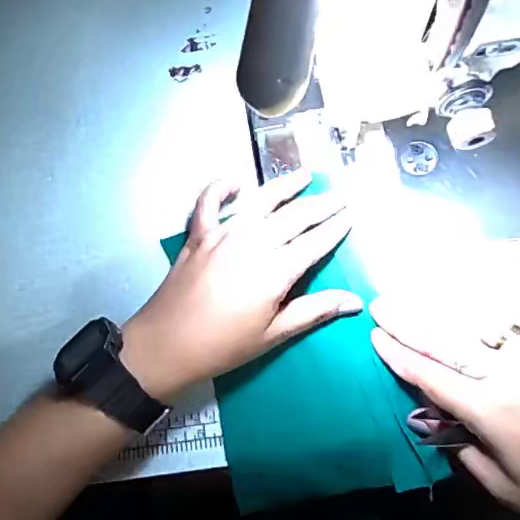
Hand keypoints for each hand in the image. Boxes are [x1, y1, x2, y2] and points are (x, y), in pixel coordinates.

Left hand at [122, 171, 359, 400]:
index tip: (352, 216)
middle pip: (294, 216)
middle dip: (321, 204)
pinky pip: (210, 201)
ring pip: (260, 200)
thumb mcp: (274, 334)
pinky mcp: (198, 234)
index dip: (336, 228)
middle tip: (340, 196)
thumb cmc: (224, 345)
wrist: (165, 345)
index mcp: (275, 269)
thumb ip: (314, 311)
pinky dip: (221, 188)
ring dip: (284, 186)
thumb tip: (354, 301)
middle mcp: (252, 242)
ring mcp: (223, 233)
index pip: (315, 241)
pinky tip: (235, 183)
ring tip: (304, 175)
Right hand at [369, 299, 519, 519]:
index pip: (432, 375)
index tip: (376, 336)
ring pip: (486, 323)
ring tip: (423, 299)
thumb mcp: (509, 489)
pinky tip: (480, 318)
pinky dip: (494, 323)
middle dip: (411, 320)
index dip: (399, 355)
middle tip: (383, 303)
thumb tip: (441, 420)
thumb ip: (468, 449)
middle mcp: (516, 373)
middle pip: (450, 338)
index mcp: (495, 413)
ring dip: (450, 311)